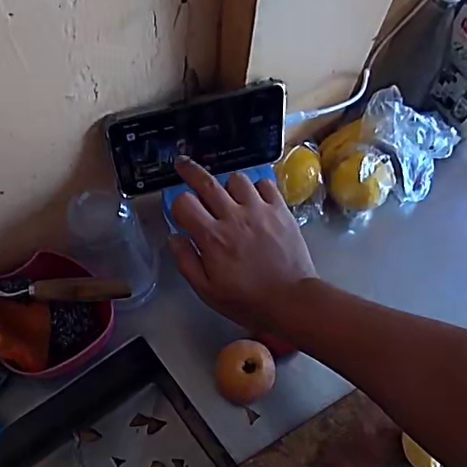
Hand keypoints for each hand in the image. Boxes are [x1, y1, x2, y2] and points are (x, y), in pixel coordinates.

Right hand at [168, 156, 318, 336]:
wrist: (291, 300)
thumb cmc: (247, 301)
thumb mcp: (207, 291)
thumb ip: (187, 261)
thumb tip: (175, 237)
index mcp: (212, 237)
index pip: (184, 203)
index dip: (178, 204)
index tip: (181, 211)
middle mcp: (233, 216)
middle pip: (206, 181)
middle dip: (190, 171)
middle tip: (183, 165)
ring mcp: (259, 209)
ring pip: (236, 179)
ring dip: (227, 185)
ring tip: (228, 196)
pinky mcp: (280, 210)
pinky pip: (264, 183)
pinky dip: (256, 187)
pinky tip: (254, 199)